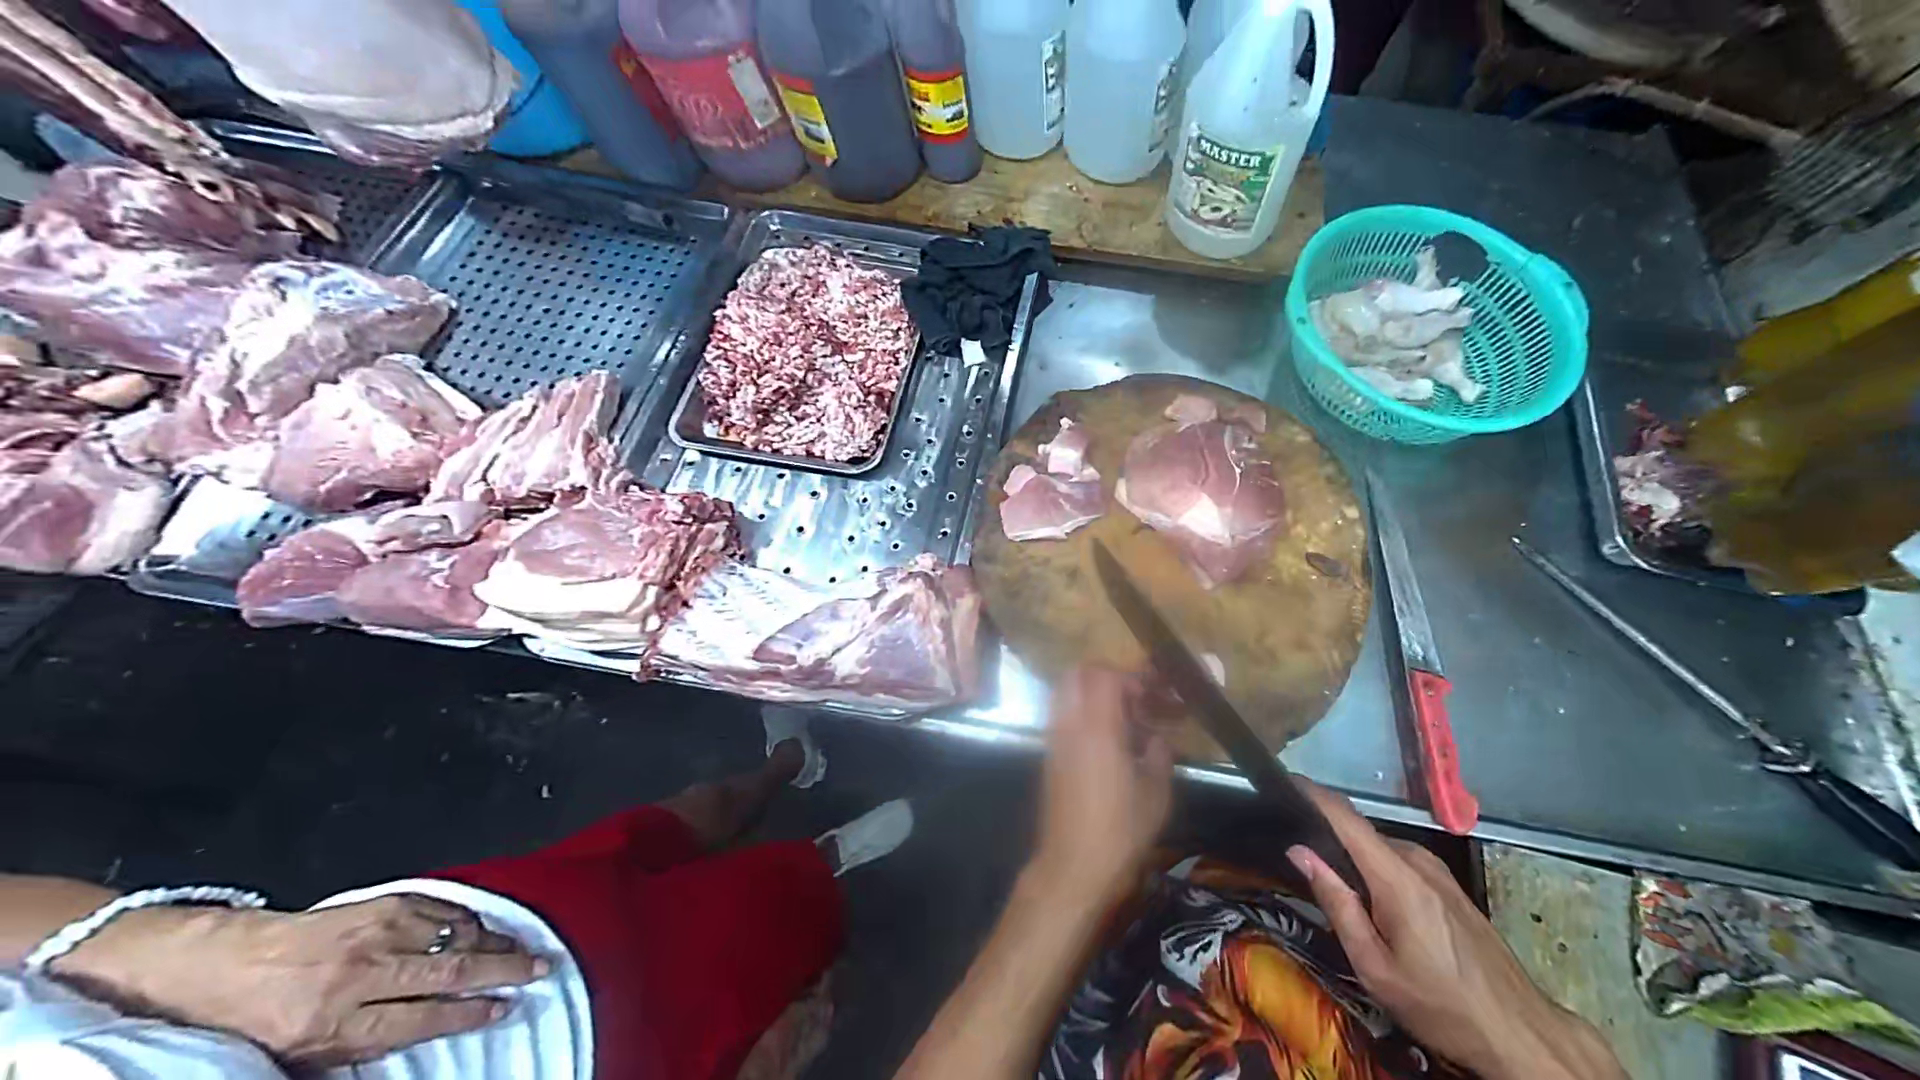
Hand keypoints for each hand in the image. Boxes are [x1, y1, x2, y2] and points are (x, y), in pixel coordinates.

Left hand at [52, 893, 547, 1066]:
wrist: (215, 963)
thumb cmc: (249, 1019)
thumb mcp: (292, 1052)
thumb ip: (359, 1043)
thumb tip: (427, 1031)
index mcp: (329, 1023)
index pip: (418, 1020)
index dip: (467, 1014)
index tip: (504, 1009)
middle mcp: (358, 975)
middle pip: (448, 972)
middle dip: (502, 970)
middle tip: (540, 968)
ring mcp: (373, 932)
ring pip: (451, 936)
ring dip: (494, 942)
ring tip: (522, 947)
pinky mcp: (380, 903)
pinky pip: (440, 910)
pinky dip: (469, 919)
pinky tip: (484, 927)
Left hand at [1033, 665, 1173, 903]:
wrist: (1072, 866)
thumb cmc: (1120, 832)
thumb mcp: (1155, 795)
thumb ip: (1159, 756)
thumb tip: (1159, 738)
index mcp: (1097, 729)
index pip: (1103, 676)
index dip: (1130, 675)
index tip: (1153, 692)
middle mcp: (1069, 726)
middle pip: (1078, 675)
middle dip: (1108, 677)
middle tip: (1137, 698)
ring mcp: (1055, 739)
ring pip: (1068, 693)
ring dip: (1094, 695)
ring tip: (1126, 721)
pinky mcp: (1050, 755)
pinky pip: (1064, 716)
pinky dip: (1085, 714)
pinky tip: (1111, 743)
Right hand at [1287, 784, 1626, 1079]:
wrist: (1524, 1036)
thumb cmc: (1441, 1005)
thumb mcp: (1375, 966)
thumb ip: (1336, 903)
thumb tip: (1299, 851)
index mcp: (1397, 878)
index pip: (1346, 817)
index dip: (1313, 793)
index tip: (1284, 781)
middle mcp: (1418, 862)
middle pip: (1360, 830)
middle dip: (1325, 829)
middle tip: (1291, 846)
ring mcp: (1438, 872)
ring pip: (1379, 846)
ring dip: (1350, 851)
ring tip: (1324, 873)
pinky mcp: (1449, 886)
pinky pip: (1399, 860)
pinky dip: (1373, 864)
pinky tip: (1365, 893)